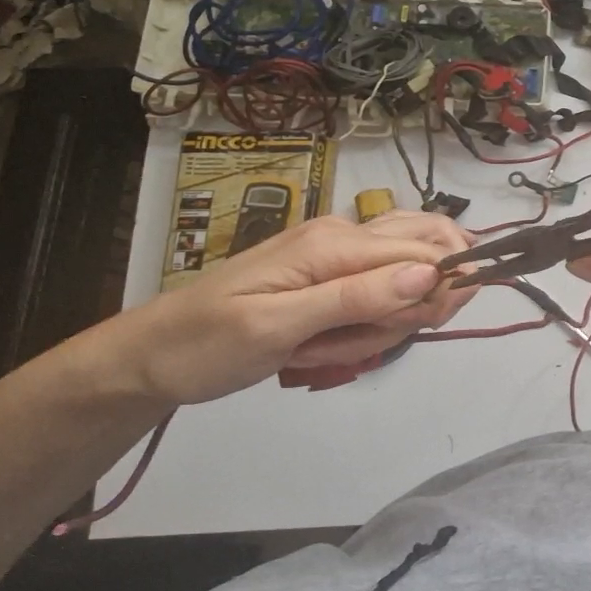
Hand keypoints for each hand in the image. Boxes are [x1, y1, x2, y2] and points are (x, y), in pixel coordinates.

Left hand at [117, 210, 475, 407]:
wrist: (149, 356)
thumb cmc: (207, 345)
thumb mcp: (277, 327)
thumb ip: (356, 298)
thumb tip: (430, 274)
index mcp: (332, 243)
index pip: (423, 252)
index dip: (441, 291)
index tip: (423, 328)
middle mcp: (343, 234)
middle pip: (427, 247)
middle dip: (421, 300)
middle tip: (372, 338)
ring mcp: (338, 251)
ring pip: (411, 269)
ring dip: (390, 318)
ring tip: (338, 344)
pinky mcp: (333, 270)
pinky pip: (383, 287)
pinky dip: (377, 318)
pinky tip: (347, 336)